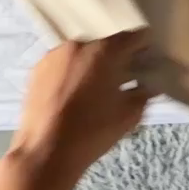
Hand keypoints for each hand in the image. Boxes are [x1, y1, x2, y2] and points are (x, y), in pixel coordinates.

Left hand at [9, 30, 150, 179]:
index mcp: (104, 52)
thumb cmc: (92, 133)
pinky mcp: (37, 70)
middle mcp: (78, 46)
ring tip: (98, 88)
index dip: (146, 46)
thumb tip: (150, 85)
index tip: (150, 58)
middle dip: (118, 58)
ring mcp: (54, 56)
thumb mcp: (130, 114)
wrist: (45, 152)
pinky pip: (64, 64)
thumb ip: (144, 93)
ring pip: (83, 54)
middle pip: (106, 44)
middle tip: (126, 77)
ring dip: (94, 65)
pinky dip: (74, 73)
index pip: (134, 37)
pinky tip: (77, 94)